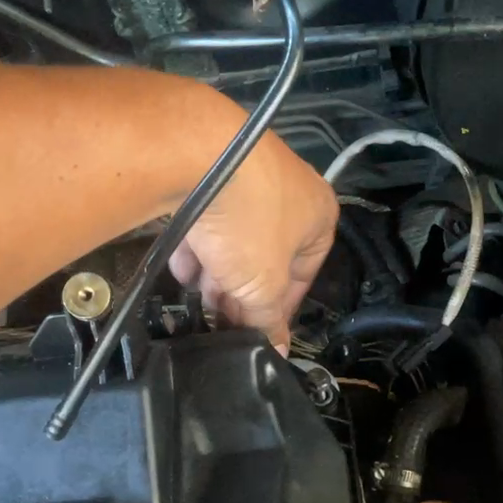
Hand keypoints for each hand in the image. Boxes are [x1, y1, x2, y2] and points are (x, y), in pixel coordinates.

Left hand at [170, 123, 337, 354]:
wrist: (196, 152)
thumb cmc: (248, 221)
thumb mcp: (263, 285)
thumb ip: (269, 321)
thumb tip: (277, 350)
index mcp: (320, 216)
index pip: (304, 275)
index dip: (277, 309)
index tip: (255, 328)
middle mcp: (292, 191)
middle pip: (267, 257)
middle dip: (242, 290)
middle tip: (221, 315)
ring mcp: (250, 174)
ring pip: (236, 237)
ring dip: (218, 271)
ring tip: (198, 294)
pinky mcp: (211, 166)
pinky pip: (209, 214)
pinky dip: (198, 242)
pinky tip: (182, 265)